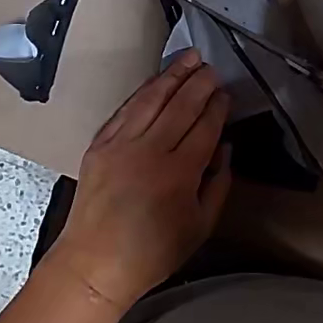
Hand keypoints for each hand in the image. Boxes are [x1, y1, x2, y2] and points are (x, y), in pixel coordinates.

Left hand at [47, 49, 232, 308]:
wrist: (95, 262)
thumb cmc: (153, 252)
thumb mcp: (200, 227)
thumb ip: (218, 184)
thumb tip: (225, 147)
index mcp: (179, 173)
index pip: (204, 127)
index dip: (218, 107)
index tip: (227, 92)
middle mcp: (149, 150)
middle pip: (180, 106)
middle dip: (199, 83)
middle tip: (212, 67)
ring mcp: (120, 144)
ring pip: (150, 99)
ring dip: (171, 76)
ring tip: (188, 59)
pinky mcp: (99, 144)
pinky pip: (125, 110)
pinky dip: (142, 93)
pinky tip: (155, 82)